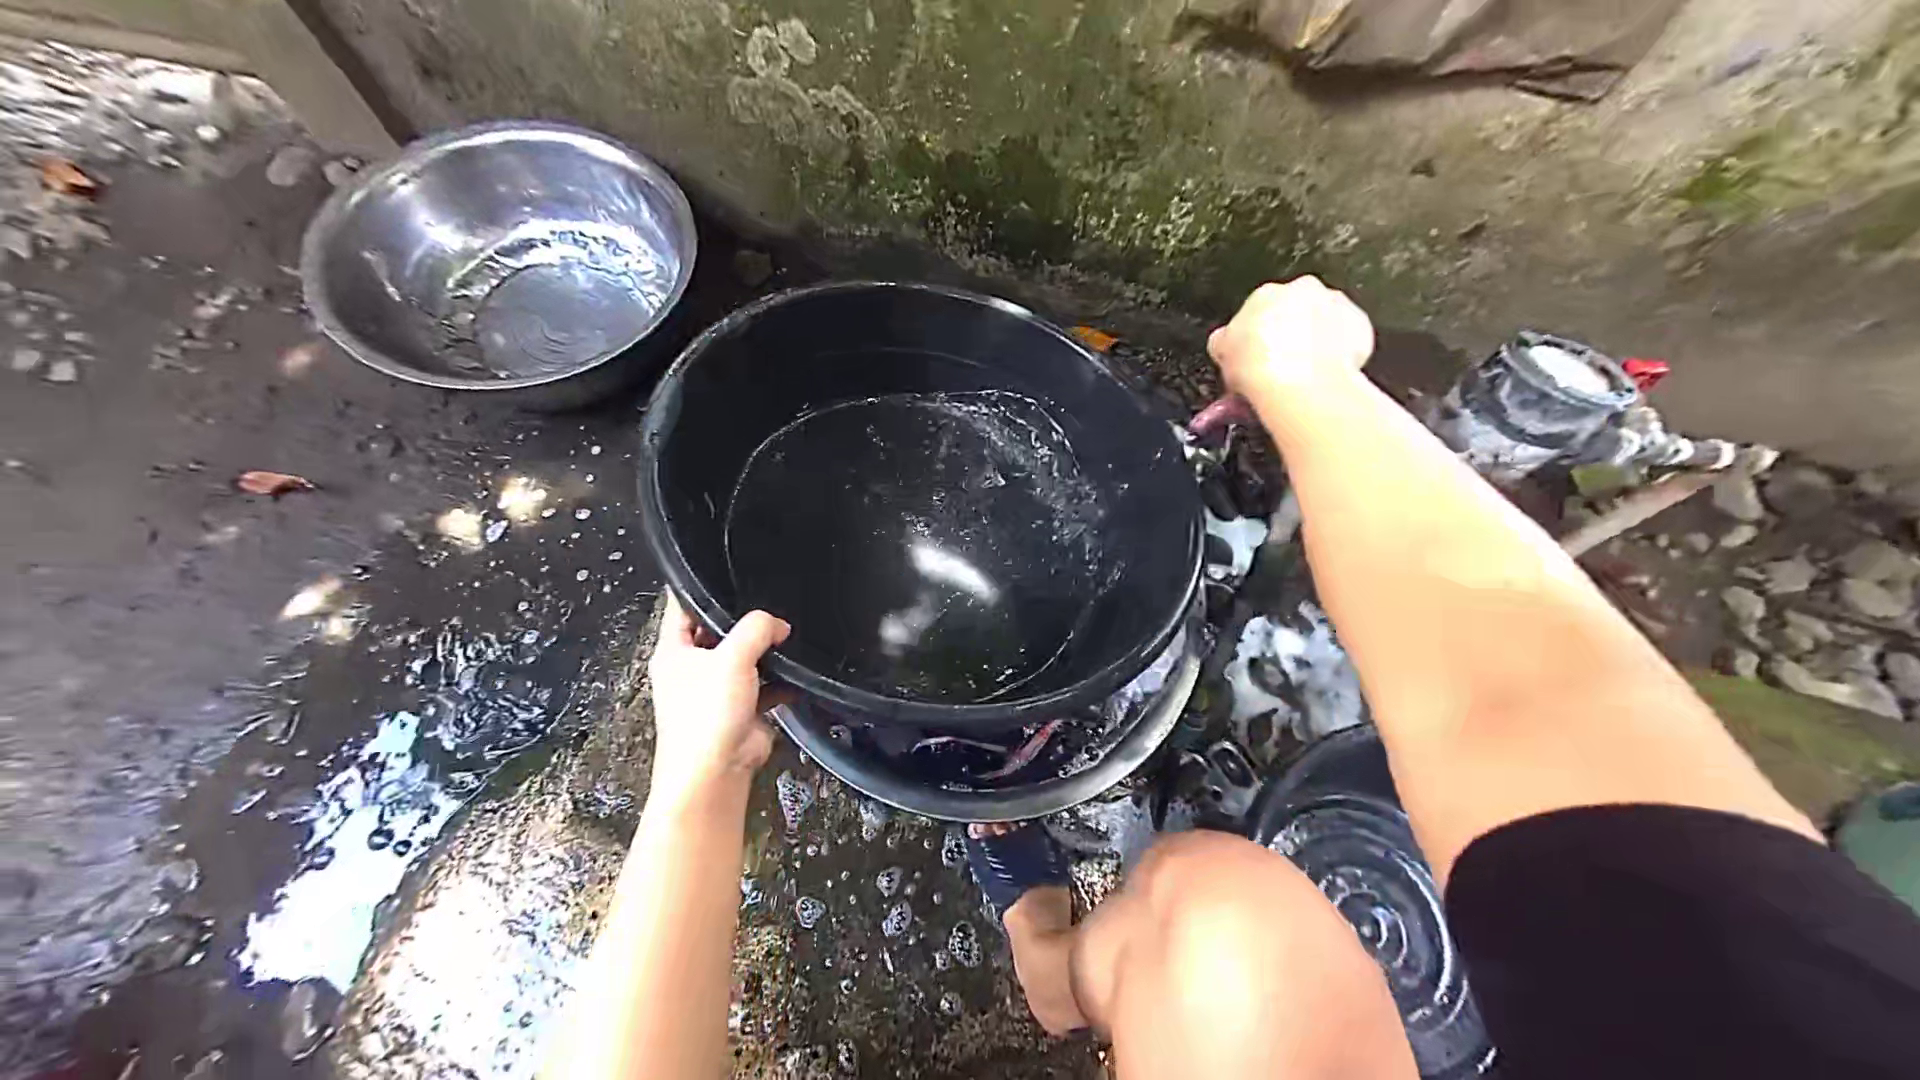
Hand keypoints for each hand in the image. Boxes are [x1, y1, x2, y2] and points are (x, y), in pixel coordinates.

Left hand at [647, 593, 791, 800]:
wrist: (716, 771)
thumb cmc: (703, 721)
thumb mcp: (731, 657)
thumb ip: (756, 629)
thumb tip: (776, 623)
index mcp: (674, 652)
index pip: (682, 607)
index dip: (700, 590)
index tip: (724, 576)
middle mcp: (692, 669)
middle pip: (719, 632)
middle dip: (745, 625)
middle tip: (767, 617)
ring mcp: (716, 690)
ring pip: (744, 658)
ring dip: (764, 654)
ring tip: (783, 644)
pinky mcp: (740, 709)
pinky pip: (763, 685)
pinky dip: (779, 682)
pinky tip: (792, 676)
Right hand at [1207, 277, 1373, 397]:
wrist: (1297, 384)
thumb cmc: (1258, 368)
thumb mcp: (1220, 354)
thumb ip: (1224, 342)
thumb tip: (1224, 344)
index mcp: (1263, 294)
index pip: (1255, 313)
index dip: (1253, 339)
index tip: (1252, 358)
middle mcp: (1301, 290)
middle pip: (1292, 312)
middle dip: (1287, 334)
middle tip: (1277, 366)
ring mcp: (1334, 305)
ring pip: (1321, 323)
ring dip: (1313, 342)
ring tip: (1301, 375)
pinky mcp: (1359, 325)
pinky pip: (1346, 338)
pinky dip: (1338, 353)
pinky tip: (1322, 374)